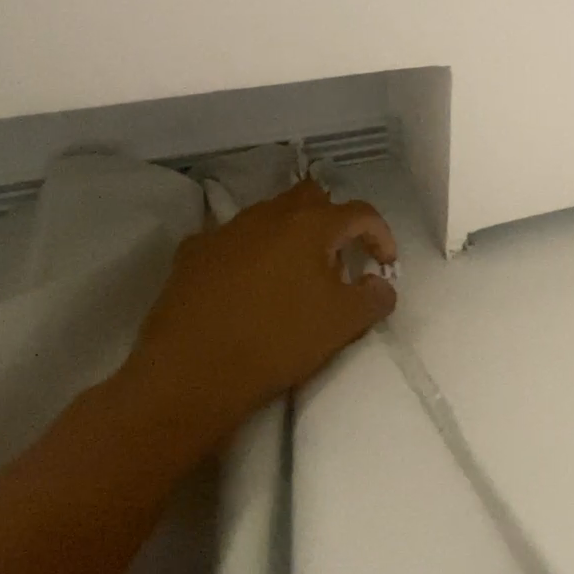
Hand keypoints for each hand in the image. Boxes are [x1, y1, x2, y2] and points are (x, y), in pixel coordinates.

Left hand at [122, 178, 398, 435]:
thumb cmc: (277, 340)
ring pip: (269, 216)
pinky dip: (248, 253)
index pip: (360, 213)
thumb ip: (374, 297)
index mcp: (312, 224)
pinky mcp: (192, 255)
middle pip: (311, 198)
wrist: (189, 375)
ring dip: (288, 235)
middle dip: (331, 221)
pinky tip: (246, 284)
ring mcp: (226, 231)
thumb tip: (380, 284)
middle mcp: (269, 215)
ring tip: (292, 274)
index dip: (380, 235)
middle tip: (337, 258)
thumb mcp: (344, 323)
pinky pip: (231, 241)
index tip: (384, 265)